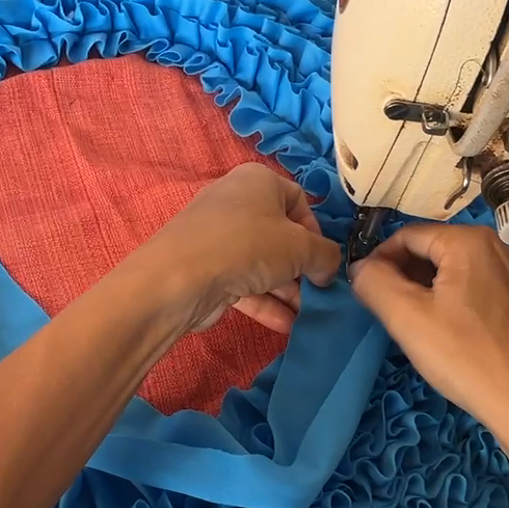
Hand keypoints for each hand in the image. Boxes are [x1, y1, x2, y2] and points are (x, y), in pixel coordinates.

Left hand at [130, 163, 340, 333]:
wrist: (180, 278)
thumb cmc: (248, 245)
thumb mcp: (301, 247)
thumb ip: (325, 256)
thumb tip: (328, 269)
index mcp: (257, 181)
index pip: (297, 200)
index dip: (315, 230)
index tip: (323, 258)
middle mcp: (235, 203)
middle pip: (279, 236)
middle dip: (302, 268)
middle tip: (319, 292)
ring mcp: (217, 239)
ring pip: (262, 264)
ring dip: (287, 291)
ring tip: (308, 315)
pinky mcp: (206, 271)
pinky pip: (243, 284)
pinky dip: (265, 303)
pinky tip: (287, 326)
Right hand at [349, 224, 508, 449]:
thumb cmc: (469, 358)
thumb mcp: (407, 319)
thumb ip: (374, 283)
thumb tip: (361, 268)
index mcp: (470, 241)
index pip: (407, 236)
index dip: (379, 261)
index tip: (367, 292)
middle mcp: (503, 247)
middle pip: (438, 250)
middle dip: (408, 276)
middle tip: (394, 314)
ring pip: (464, 271)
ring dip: (435, 291)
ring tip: (425, 329)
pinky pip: (490, 290)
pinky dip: (466, 304)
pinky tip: (463, 339)